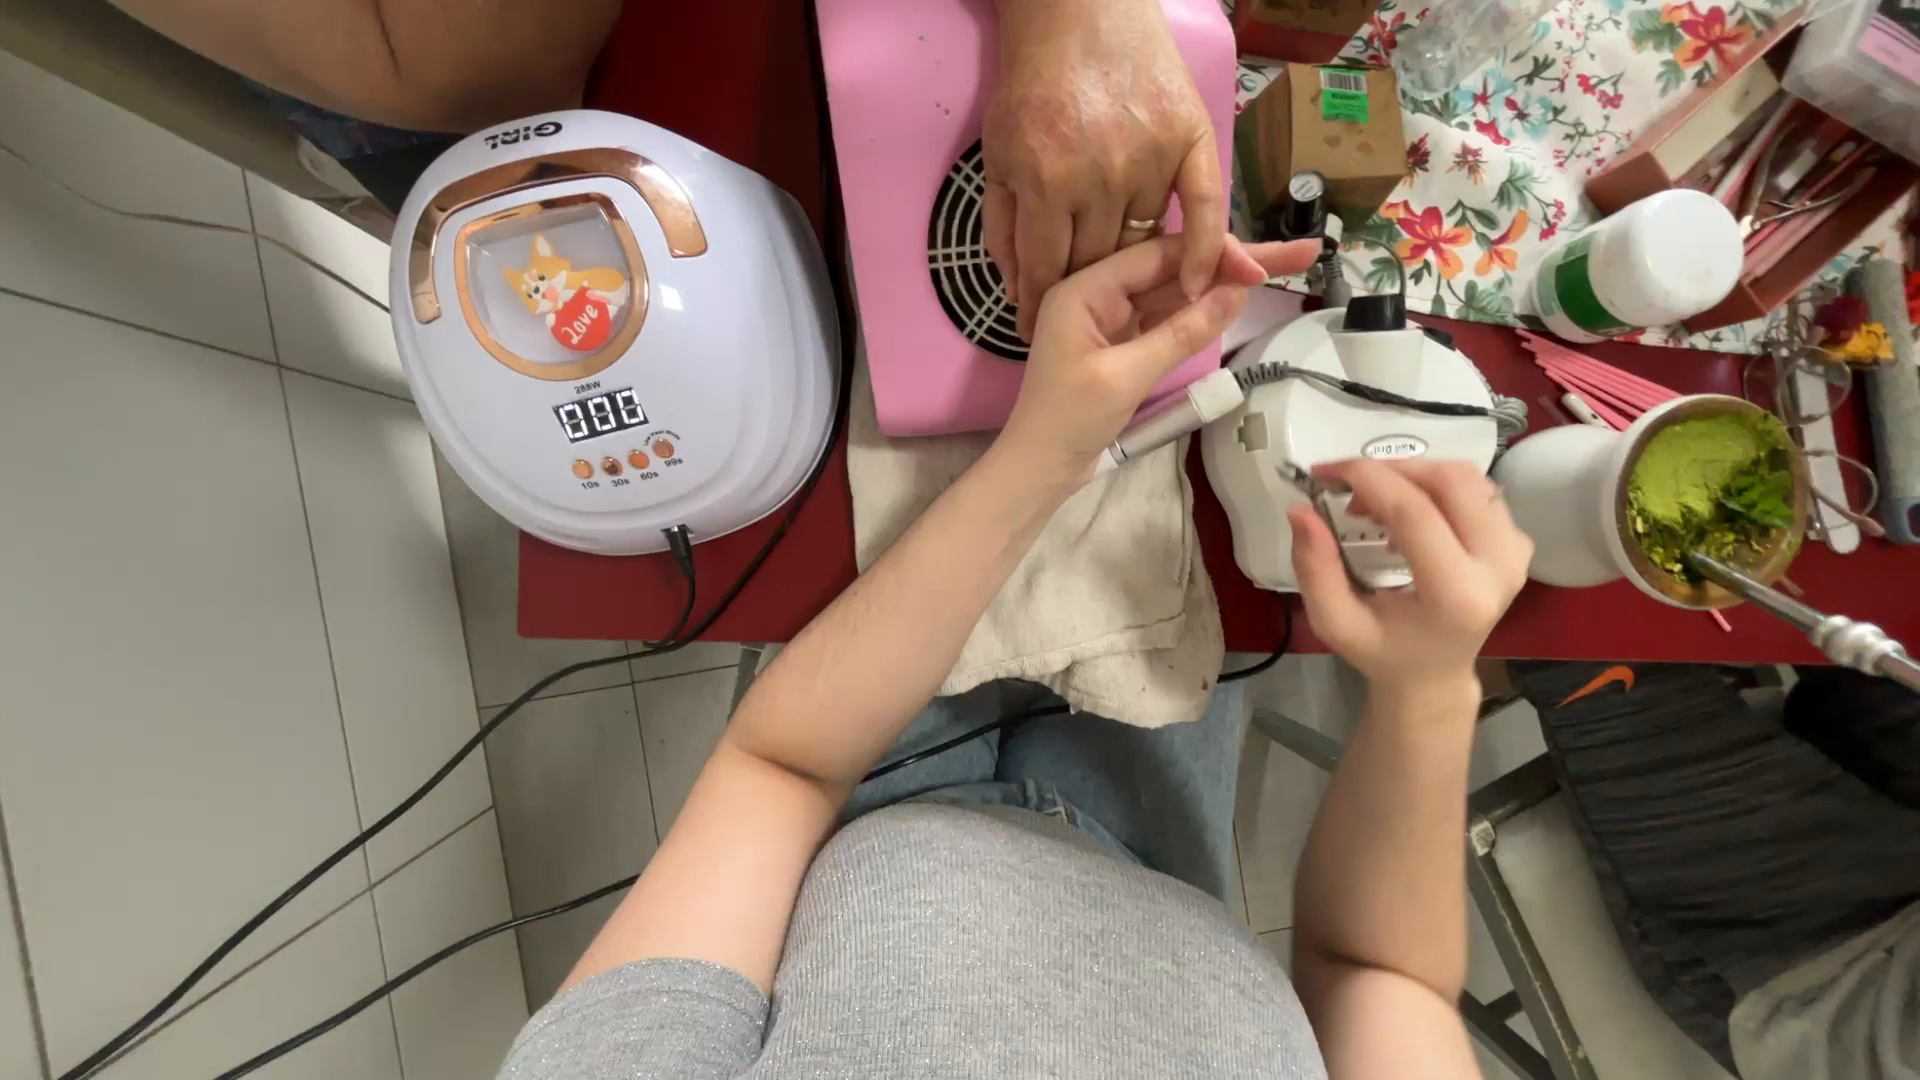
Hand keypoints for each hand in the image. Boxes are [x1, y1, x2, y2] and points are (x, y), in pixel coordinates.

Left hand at [984, 0, 1223, 340]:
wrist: (1079, 8)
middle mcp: (1099, 177)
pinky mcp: (1188, 138)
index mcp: (1045, 182)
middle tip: (1076, 311)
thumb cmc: (1031, 87)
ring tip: (1121, 291)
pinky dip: (1203, 250)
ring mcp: (1148, 158)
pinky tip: (1196, 284)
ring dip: (1127, 270)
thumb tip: (1017, 292)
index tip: (1035, 333)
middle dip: (1078, 292)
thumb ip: (1002, 228)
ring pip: (1139, 243)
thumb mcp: (996, 159)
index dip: (1037, 308)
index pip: (1045, 271)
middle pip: (1093, 266)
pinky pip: (1203, 208)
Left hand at [994, 234, 1320, 487]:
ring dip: (1222, 285)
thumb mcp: (1125, 376)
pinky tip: (1235, 301)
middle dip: (1232, 262)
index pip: (1159, 254)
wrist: (1038, 467)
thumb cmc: (1067, 421)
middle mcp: (1096, 293)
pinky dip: (1197, 313)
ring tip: (1282, 271)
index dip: (1214, 255)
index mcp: (1083, 289)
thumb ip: (1181, 332)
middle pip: (1173, 268)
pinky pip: (1164, 318)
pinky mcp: (1119, 344)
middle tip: (1298, 253)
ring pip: (1174, 292)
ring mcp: (1109, 319)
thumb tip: (1237, 293)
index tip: (1261, 268)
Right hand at [1288, 460, 1532, 696]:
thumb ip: (1314, 568)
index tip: (1324, 472)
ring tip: (1374, 501)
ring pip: (1468, 478)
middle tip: (1348, 488)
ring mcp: (1516, 552)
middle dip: (1391, 469)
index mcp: (1455, 594)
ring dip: (1412, 474)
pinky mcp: (1517, 542)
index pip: (1415, 512)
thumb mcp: (1334, 621)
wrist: (1433, 674)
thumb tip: (1299, 510)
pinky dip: (1433, 486)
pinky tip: (1405, 511)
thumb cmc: (1381, 651)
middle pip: (1451, 482)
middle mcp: (1498, 567)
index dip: (1366, 479)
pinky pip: (1478, 491)